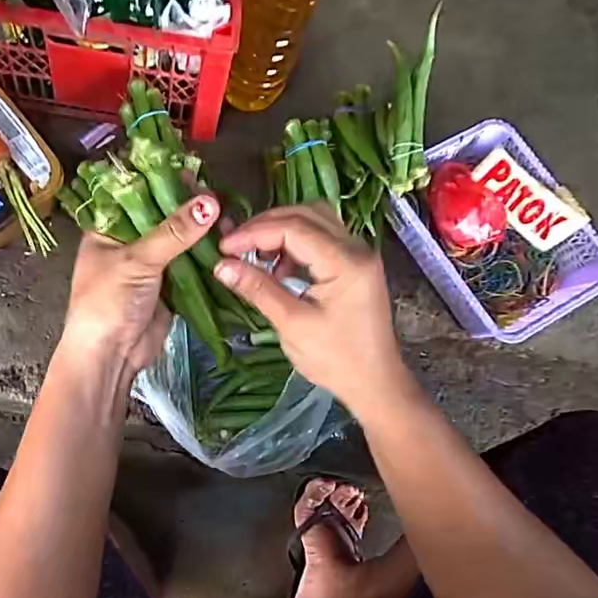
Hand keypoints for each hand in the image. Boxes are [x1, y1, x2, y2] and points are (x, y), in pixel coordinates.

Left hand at [57, 194, 219, 386]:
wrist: (112, 356)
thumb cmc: (107, 303)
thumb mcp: (138, 260)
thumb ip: (174, 232)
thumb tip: (210, 202)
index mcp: (109, 229)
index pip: (138, 194)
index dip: (164, 183)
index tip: (194, 173)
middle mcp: (130, 243)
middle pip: (164, 217)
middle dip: (191, 210)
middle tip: (219, 200)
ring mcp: (152, 266)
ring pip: (181, 242)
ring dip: (203, 233)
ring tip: (229, 221)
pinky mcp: (171, 286)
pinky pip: (192, 265)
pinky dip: (208, 257)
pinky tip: (227, 245)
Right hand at [213, 204, 415, 419]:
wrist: (375, 383)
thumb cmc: (336, 360)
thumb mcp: (293, 325)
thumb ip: (259, 290)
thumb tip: (221, 265)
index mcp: (346, 262)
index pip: (293, 228)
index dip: (254, 233)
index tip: (224, 248)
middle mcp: (357, 248)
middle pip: (306, 214)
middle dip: (266, 225)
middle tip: (235, 246)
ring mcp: (360, 255)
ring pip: (315, 221)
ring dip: (281, 232)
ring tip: (256, 258)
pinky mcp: (356, 265)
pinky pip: (323, 238)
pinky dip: (296, 245)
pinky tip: (279, 269)